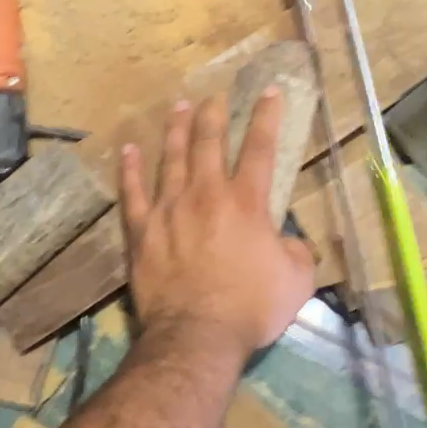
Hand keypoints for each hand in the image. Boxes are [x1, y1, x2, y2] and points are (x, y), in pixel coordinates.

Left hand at [120, 89, 315, 361]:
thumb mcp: (297, 280)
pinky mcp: (141, 230)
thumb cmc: (252, 307)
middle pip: (209, 143)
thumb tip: (287, 241)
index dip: (266, 117)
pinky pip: (132, 192)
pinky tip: (129, 149)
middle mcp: (206, 194)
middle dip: (214, 115)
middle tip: (214, 97)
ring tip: (178, 107)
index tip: (268, 92)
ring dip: (176, 130)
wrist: (197, 335)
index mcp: (247, 202)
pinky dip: (130, 169)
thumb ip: (296, 250)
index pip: (259, 148)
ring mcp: (169, 209)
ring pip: (171, 158)